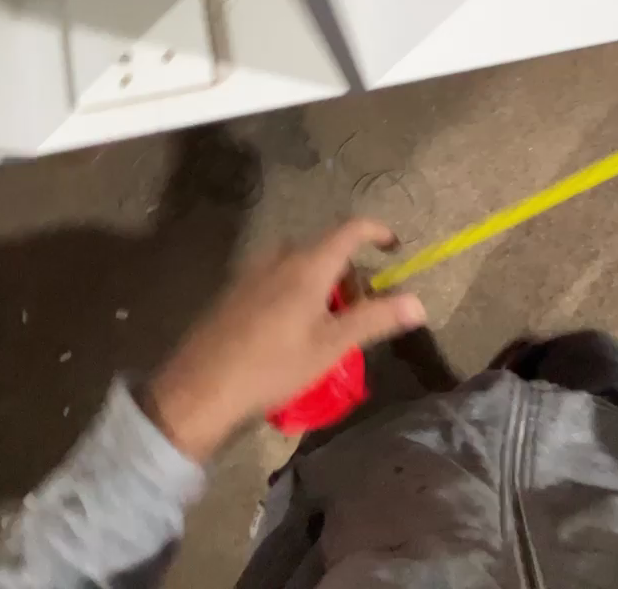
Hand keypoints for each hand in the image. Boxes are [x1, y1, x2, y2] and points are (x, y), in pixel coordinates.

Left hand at [145, 218, 426, 459]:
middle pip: (328, 249)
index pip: (351, 228)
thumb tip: (418, 302)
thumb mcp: (331, 346)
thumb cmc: (272, 366)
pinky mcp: (236, 288)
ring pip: (302, 264)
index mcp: (308, 263)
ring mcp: (254, 270)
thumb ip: (375, 318)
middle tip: (359, 314)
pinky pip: (278, 276)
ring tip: (326, 328)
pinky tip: (290, 333)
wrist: (199, 388)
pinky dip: (298, 291)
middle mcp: (281, 256)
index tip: (394, 248)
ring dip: (323, 285)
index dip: (378, 231)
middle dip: (350, 275)